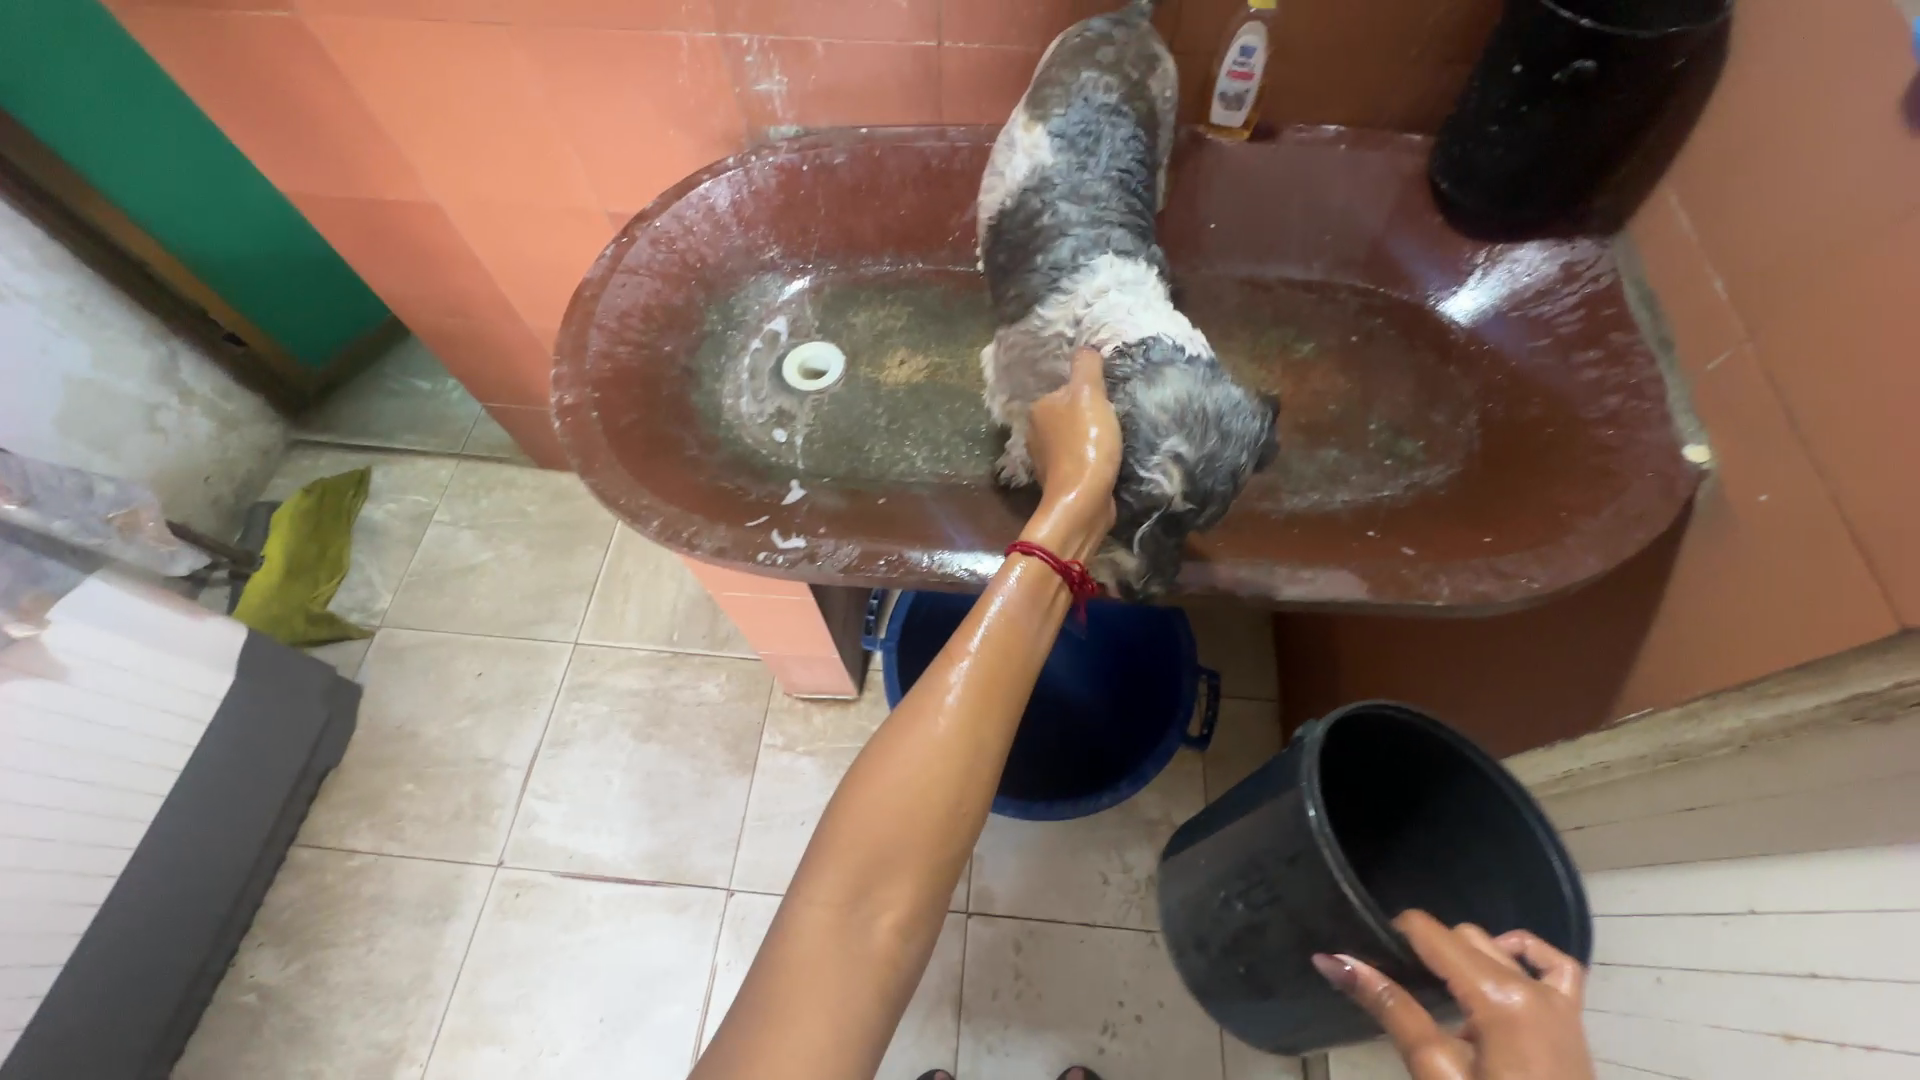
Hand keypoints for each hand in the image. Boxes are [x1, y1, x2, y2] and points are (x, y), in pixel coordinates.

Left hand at [1022, 348, 1119, 558]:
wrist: (1083, 500)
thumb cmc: (1086, 441)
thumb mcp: (1089, 393)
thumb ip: (1087, 366)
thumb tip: (1085, 349)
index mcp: (1038, 409)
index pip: (1066, 390)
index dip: (1090, 393)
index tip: (1109, 402)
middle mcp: (1035, 433)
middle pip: (1070, 415)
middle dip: (1090, 418)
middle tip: (1115, 422)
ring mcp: (1046, 460)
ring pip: (1074, 440)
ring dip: (1092, 441)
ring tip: (1114, 444)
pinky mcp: (1060, 482)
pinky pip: (1079, 462)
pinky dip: (1091, 462)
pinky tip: (1107, 464)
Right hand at [1314, 911, 1595, 1079]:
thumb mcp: (1435, 1069)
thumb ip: (1389, 1006)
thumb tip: (1331, 960)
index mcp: (1499, 997)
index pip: (1431, 932)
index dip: (1395, 936)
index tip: (1372, 959)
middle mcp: (1533, 988)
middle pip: (1462, 936)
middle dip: (1425, 948)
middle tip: (1399, 984)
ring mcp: (1560, 1005)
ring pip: (1498, 947)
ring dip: (1464, 954)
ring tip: (1437, 989)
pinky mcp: (1572, 1023)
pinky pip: (1555, 967)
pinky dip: (1523, 955)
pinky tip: (1498, 966)